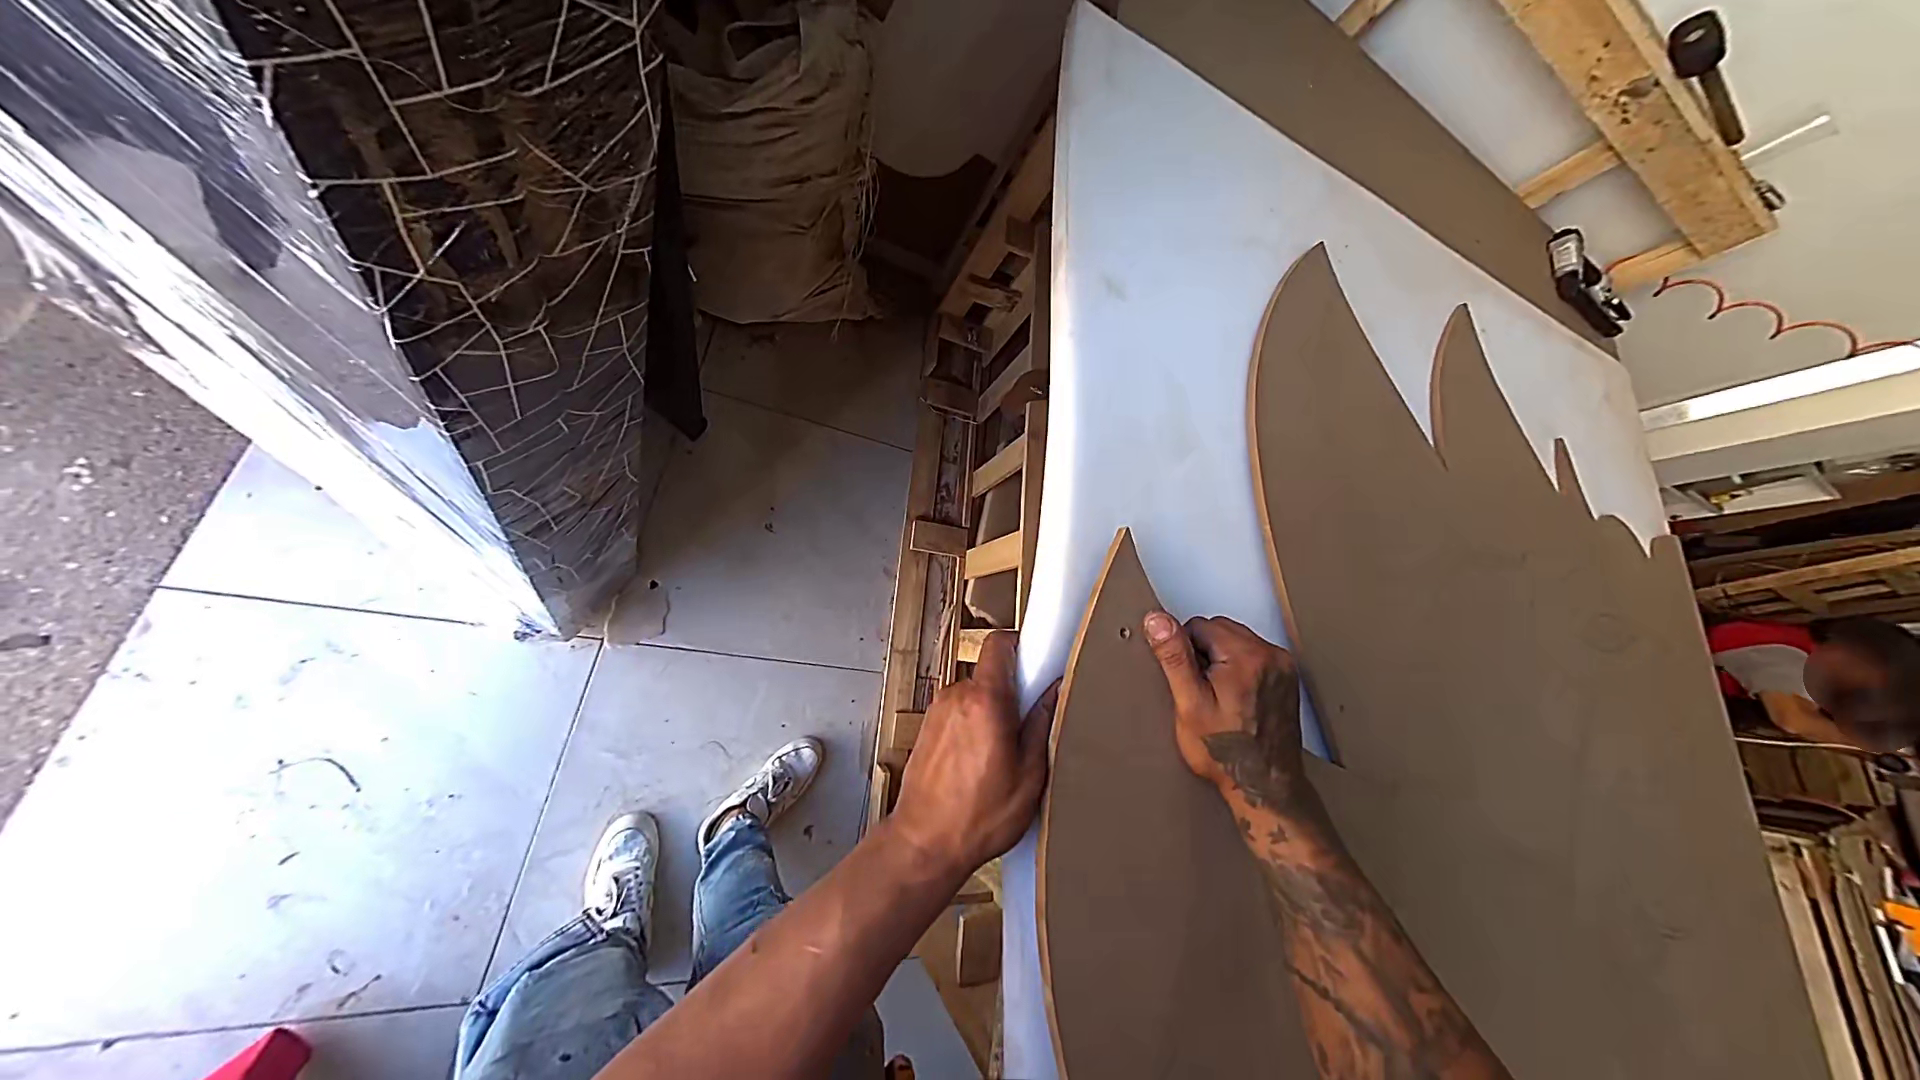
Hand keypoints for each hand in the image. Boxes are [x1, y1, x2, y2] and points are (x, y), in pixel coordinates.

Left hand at [890, 631, 1060, 881]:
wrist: (924, 843)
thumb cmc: (976, 817)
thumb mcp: (1029, 775)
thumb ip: (1041, 725)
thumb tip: (1052, 694)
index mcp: (984, 701)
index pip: (999, 644)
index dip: (1021, 644)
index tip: (1038, 659)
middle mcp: (956, 697)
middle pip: (990, 672)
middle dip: (1012, 691)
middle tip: (1027, 725)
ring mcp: (938, 711)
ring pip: (975, 694)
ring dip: (991, 712)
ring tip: (1002, 754)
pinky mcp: (928, 727)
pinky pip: (959, 712)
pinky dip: (973, 725)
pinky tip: (980, 762)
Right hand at [1143, 612, 1314, 814]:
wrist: (1262, 785)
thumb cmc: (1227, 753)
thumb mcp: (1189, 703)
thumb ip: (1174, 657)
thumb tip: (1158, 621)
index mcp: (1247, 657)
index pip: (1198, 625)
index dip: (1184, 654)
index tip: (1191, 683)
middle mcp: (1271, 656)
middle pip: (1219, 630)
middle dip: (1203, 655)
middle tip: (1202, 693)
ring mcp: (1282, 667)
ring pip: (1234, 641)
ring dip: (1220, 661)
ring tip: (1219, 698)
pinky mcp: (1285, 677)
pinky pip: (1251, 656)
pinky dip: (1237, 670)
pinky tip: (1234, 699)